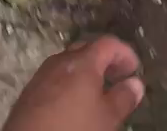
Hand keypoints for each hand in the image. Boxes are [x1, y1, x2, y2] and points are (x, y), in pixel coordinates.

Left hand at [1, 35, 145, 130]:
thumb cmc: (74, 128)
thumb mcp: (106, 118)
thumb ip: (123, 98)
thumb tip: (136, 83)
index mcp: (84, 61)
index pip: (108, 43)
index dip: (124, 52)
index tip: (134, 68)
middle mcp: (62, 60)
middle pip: (87, 49)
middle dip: (104, 60)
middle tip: (117, 76)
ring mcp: (43, 73)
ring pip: (69, 62)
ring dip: (85, 71)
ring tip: (96, 91)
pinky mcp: (30, 90)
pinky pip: (55, 77)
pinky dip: (68, 82)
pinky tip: (71, 102)